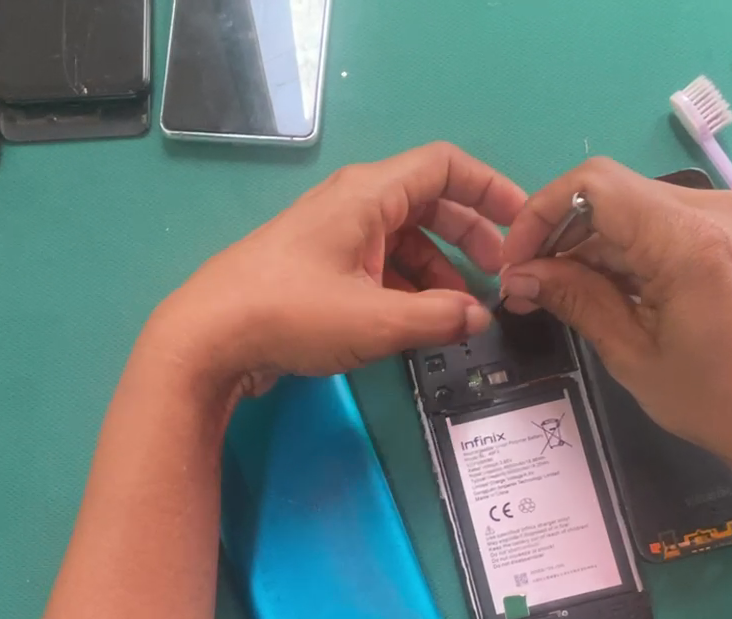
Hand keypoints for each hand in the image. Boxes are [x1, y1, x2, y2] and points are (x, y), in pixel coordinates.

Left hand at [143, 143, 527, 393]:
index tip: (522, 222)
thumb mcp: (375, 321)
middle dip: (469, 237)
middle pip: (428, 205)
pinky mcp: (318, 273)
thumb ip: (436, 319)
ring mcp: (333, 240)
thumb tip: (480, 319)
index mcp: (369, 194)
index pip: (445, 167)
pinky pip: (377, 269)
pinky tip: (418, 322)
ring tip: (461, 311)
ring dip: (437, 272)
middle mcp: (353, 206)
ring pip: (402, 243)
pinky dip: (405, 290)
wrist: (209, 338)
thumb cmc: (292, 314)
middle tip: (499, 275)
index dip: (491, 189)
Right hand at [497, 158, 731, 489]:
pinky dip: (627, 250)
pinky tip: (607, 291)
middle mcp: (718, 208)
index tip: (516, 263)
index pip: (594, 186)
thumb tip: (521, 276)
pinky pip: (665, 224)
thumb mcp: (632, 354)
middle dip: (561, 236)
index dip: (539, 216)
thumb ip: (577, 300)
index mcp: (690, 239)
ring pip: (636, 208)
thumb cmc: (718, 402)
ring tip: (562, 296)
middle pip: (613, 195)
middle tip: (529, 288)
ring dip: (592, 246)